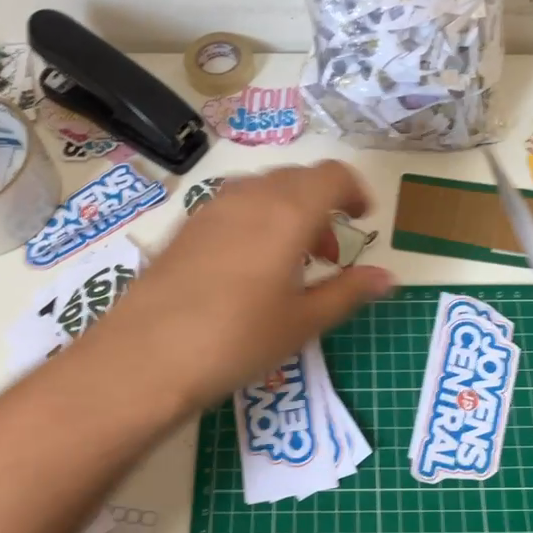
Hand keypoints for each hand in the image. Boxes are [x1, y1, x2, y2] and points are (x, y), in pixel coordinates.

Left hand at [77, 161, 394, 416]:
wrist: (145, 356)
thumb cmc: (237, 339)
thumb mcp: (302, 322)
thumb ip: (348, 291)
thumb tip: (387, 276)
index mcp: (289, 211)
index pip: (332, 176)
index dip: (354, 191)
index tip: (363, 220)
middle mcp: (251, 196)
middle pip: (297, 179)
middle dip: (322, 206)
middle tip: (328, 253)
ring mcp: (212, 207)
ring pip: (263, 191)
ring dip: (288, 212)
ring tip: (290, 263)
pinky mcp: (185, 226)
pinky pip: (234, 206)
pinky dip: (256, 221)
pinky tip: (248, 268)